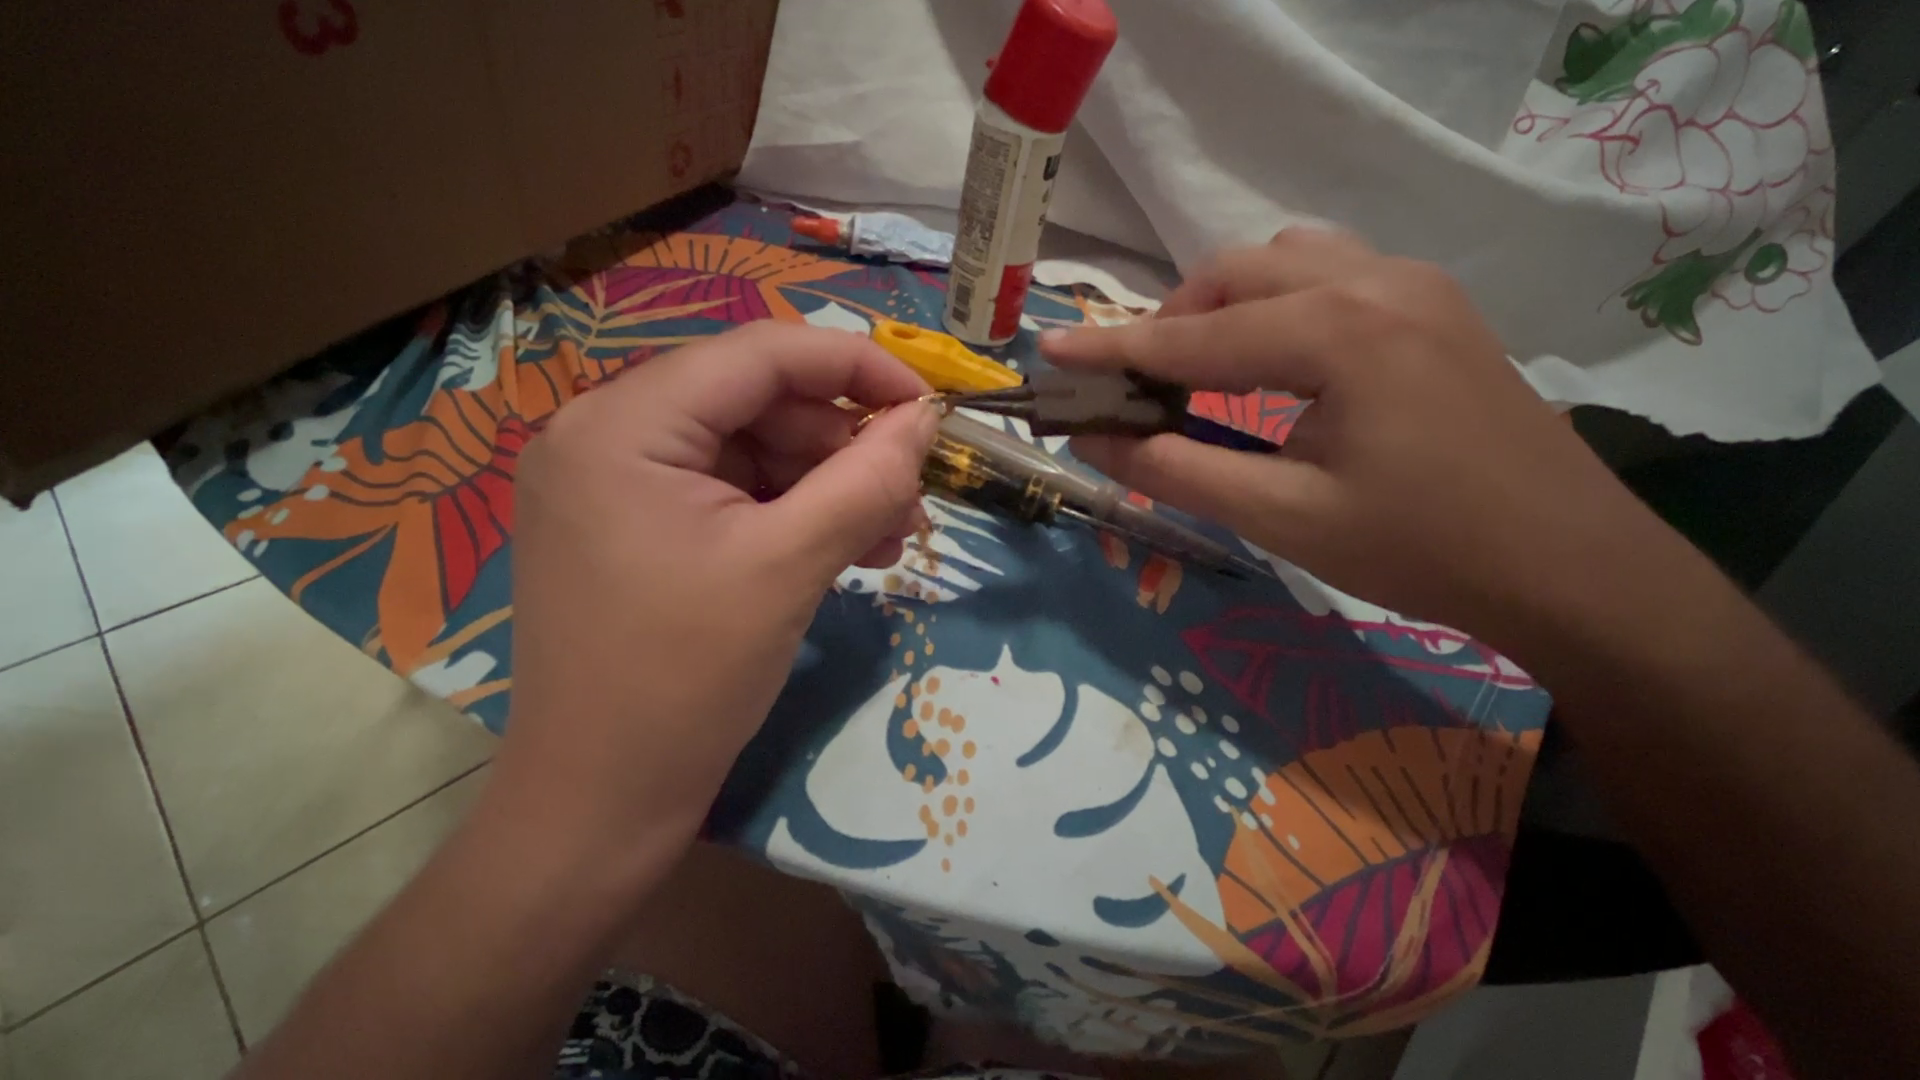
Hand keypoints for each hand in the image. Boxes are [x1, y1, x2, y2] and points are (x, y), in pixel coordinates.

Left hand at [494, 322, 937, 868]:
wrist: (598, 801)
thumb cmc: (686, 681)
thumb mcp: (789, 568)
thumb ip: (866, 478)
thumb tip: (925, 416)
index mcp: (622, 425)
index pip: (759, 353)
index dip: (856, 365)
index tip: (929, 404)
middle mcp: (602, 433)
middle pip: (753, 399)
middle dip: (841, 443)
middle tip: (910, 498)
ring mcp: (608, 482)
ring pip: (745, 448)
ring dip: (824, 483)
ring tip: (887, 538)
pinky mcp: (625, 526)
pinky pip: (724, 492)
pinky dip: (786, 512)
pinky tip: (843, 550)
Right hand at [1045, 228, 1680, 647]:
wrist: (1569, 564)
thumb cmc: (1420, 549)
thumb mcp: (1282, 517)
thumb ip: (1176, 468)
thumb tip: (1092, 436)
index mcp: (1337, 332)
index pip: (1193, 337)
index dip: (1113, 348)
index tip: (1051, 349)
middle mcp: (1375, 281)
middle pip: (1236, 275)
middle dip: (1173, 323)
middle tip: (1142, 387)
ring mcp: (1416, 284)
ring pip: (1286, 261)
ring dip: (1227, 305)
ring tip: (1206, 370)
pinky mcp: (1436, 304)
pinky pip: (1334, 273)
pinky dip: (1281, 303)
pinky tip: (1280, 361)